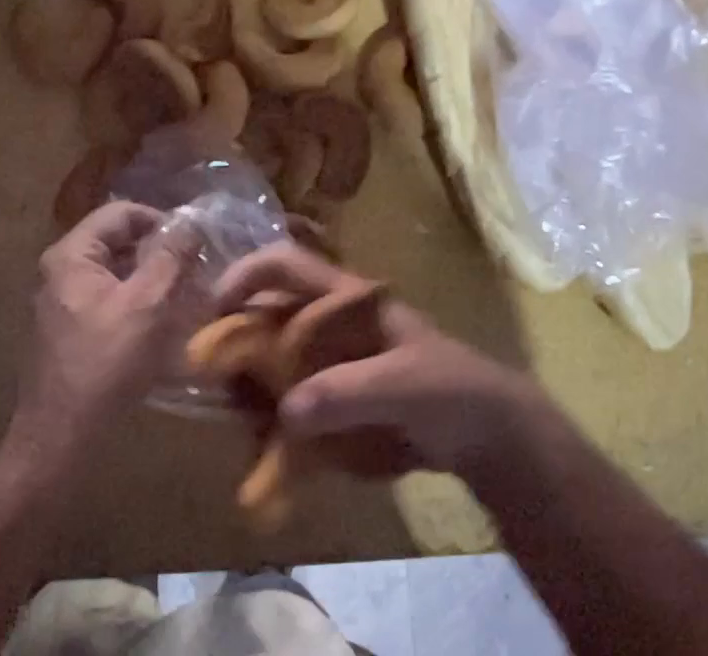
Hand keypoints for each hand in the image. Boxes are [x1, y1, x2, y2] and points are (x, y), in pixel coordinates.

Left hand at [14, 202, 201, 456]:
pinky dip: (135, 303)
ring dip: (150, 280)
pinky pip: (107, 300)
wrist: (62, 432)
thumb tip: (189, 224)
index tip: (195, 243)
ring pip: (114, 274)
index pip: (121, 213)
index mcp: (71, 255)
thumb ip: (170, 258)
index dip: (161, 221)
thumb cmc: (106, 362)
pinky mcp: (67, 330)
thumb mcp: (148, 305)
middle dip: (158, 253)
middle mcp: (59, 271)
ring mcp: (60, 302)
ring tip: (184, 298)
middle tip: (194, 271)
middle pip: (117, 243)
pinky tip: (160, 325)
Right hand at [215, 244, 548, 476]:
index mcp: (348, 300)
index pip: (286, 264)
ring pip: (273, 359)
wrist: (491, 436)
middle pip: (268, 314)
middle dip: (236, 340)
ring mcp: (333, 362)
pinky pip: (290, 400)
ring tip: (237, 417)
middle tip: (215, 379)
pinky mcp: (336, 398)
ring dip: (250, 384)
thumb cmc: (452, 391)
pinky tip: (264, 444)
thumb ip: (348, 392)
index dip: (245, 274)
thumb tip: (288, 411)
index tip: (216, 309)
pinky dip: (272, 418)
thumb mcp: (404, 385)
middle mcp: (331, 324)